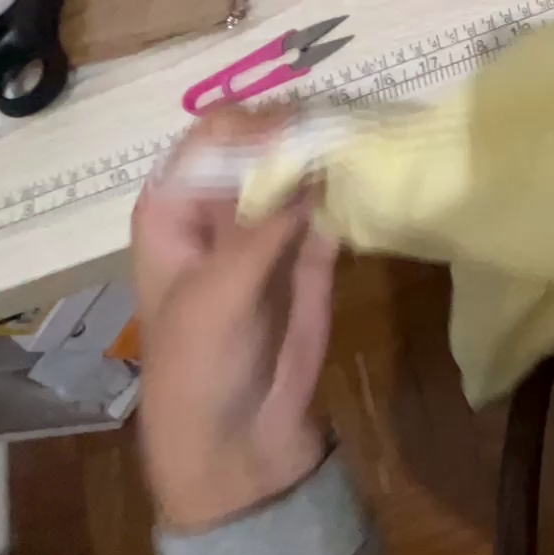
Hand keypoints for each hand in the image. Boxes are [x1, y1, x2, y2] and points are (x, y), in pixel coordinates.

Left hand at [132, 108, 339, 527]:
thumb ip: (262, 229)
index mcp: (177, 207)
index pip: (212, 139)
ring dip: (333, 155)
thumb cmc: (201, 361)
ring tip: (372, 142)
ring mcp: (271, 225)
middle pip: (262, 146)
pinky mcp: (312, 247)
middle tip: (349, 128)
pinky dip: (352, 189)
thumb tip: (313, 165)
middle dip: (301, 132)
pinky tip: (376, 178)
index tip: (302, 130)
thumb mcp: (218, 294)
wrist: (241, 430)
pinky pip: (331, 204)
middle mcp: (224, 206)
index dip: (253, 124)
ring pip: (301, 170)